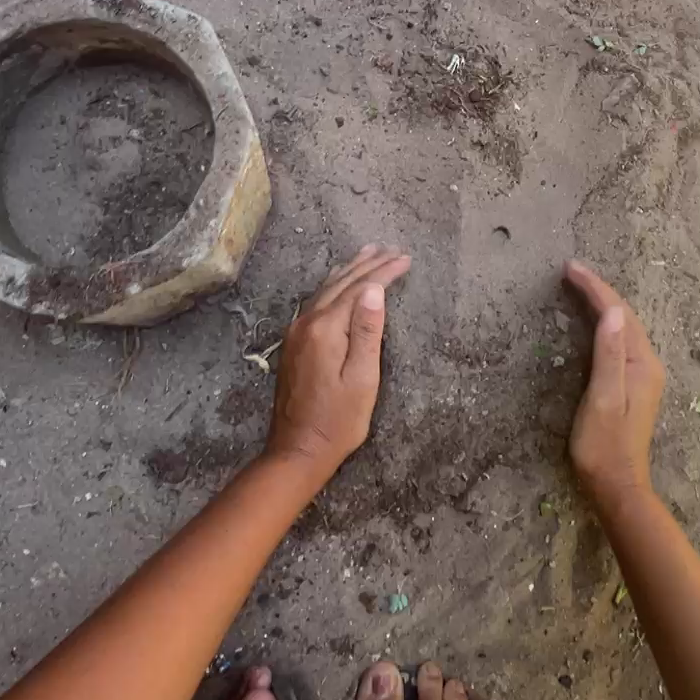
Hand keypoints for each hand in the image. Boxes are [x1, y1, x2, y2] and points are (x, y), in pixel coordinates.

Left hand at [268, 245, 411, 478]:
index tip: (406, 259)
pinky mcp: (294, 344)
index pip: (359, 289)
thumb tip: (373, 290)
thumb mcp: (362, 378)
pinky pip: (316, 302)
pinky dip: (333, 286)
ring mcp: (296, 333)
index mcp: (325, 330)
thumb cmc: (338, 420)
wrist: (297, 450)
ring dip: (349, 270)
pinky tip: (337, 282)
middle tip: (392, 249)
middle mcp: (306, 324)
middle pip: (341, 284)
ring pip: (326, 290)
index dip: (384, 272)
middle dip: (368, 264)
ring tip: (368, 253)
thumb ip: (366, 331)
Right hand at [563, 260, 666, 508]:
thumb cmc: (604, 445)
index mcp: (642, 364)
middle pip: (625, 316)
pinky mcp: (633, 385)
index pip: (619, 313)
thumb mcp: (603, 398)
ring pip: (624, 328)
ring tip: (579, 285)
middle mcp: (648, 364)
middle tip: (570, 270)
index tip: (570, 268)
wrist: (617, 487)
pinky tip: (593, 321)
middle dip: (599, 290)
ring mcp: (642, 375)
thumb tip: (614, 312)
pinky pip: (619, 342)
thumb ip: (609, 354)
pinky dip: (604, 323)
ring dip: (603, 303)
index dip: (595, 288)